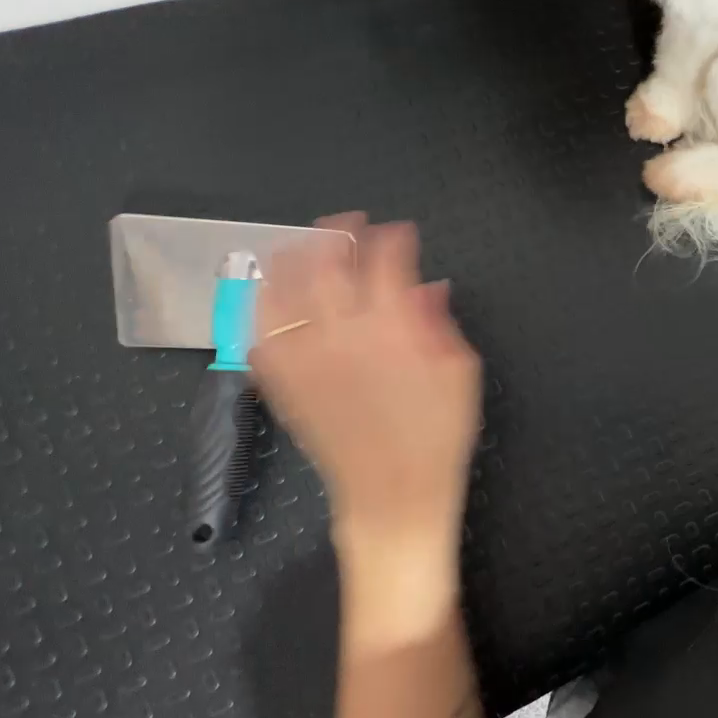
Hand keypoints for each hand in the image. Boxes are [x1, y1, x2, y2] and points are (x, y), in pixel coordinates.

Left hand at [252, 213, 481, 559]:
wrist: (394, 492)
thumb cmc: (439, 432)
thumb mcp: (461, 371)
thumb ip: (439, 323)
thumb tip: (428, 287)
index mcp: (394, 328)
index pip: (385, 262)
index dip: (392, 239)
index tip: (400, 231)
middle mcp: (342, 333)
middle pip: (327, 263)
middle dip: (338, 235)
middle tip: (348, 225)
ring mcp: (303, 356)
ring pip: (282, 289)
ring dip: (291, 259)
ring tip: (301, 247)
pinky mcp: (280, 381)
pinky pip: (257, 331)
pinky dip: (261, 306)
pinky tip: (269, 295)